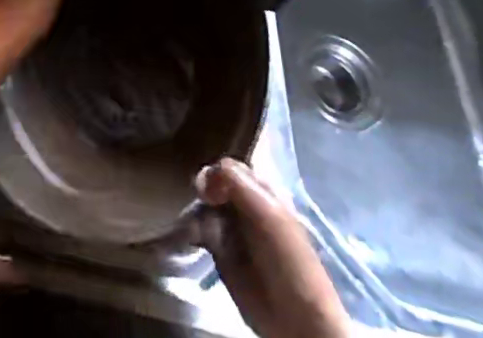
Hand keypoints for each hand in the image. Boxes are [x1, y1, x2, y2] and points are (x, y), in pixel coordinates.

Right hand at [195, 158, 349, 337]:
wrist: (294, 317)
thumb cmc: (288, 259)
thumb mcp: (268, 213)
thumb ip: (238, 185)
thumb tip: (203, 173)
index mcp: (262, 189)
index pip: (231, 167)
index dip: (217, 172)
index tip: (210, 188)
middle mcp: (243, 203)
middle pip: (212, 183)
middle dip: (201, 189)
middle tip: (200, 204)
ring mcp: (230, 226)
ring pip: (202, 205)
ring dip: (193, 210)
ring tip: (191, 226)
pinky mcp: (218, 250)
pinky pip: (197, 229)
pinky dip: (188, 229)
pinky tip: (189, 237)